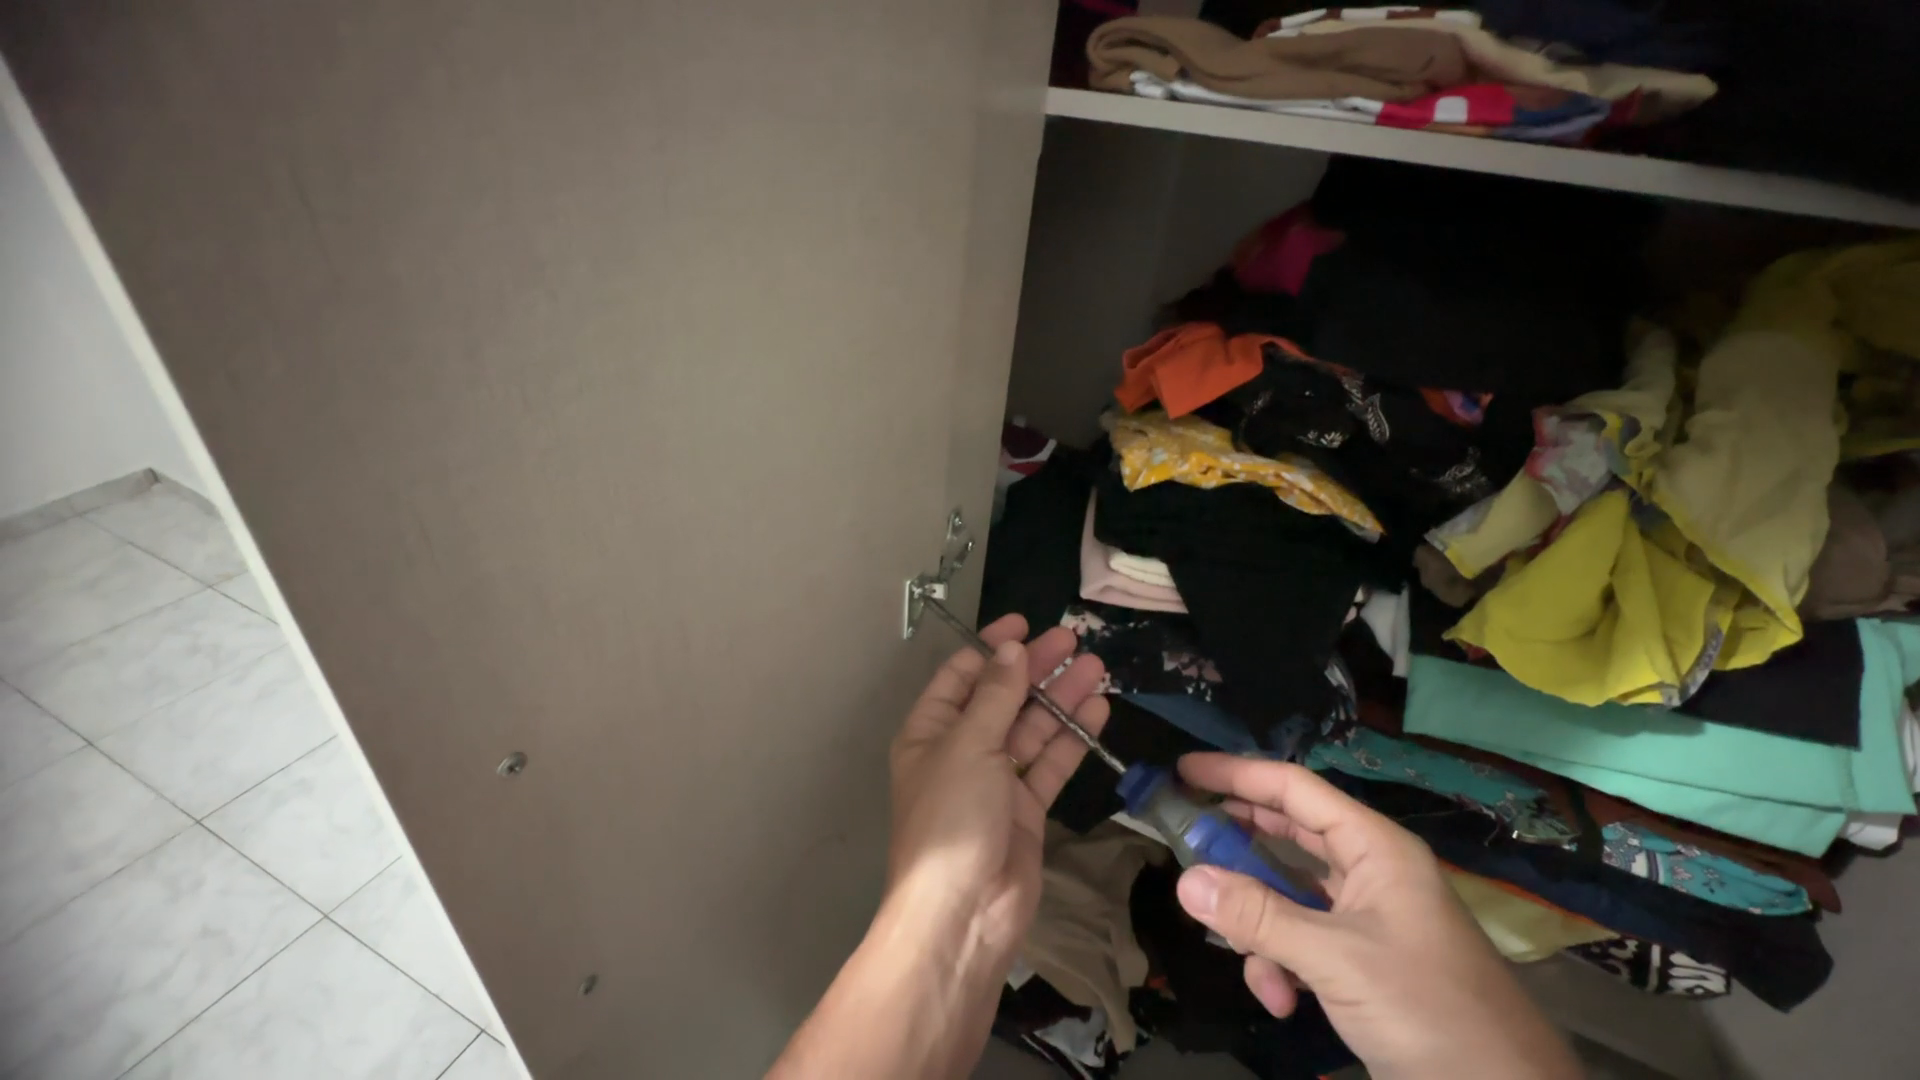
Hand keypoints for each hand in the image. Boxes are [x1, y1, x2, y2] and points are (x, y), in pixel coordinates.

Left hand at [766, 614, 1107, 1079]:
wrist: (963, 914)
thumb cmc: (952, 818)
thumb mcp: (968, 747)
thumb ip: (995, 697)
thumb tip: (1009, 649)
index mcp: (930, 732)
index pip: (962, 677)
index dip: (991, 648)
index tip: (1024, 624)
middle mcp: (961, 751)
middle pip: (1002, 698)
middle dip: (1034, 669)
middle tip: (1073, 639)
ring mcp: (994, 782)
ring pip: (1031, 729)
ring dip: (1060, 698)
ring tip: (1096, 666)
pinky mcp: (1025, 810)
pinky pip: (1049, 764)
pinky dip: (1072, 738)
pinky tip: (1097, 710)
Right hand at [1172, 755, 1579, 1079]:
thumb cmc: (1431, 1013)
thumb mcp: (1336, 960)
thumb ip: (1257, 917)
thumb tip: (1185, 882)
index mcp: (1374, 848)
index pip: (1293, 789)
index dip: (1236, 774)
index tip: (1183, 771)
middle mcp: (1368, 871)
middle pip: (1286, 836)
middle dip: (1237, 846)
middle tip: (1184, 839)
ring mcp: (1366, 918)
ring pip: (1286, 894)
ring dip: (1257, 925)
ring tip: (1244, 956)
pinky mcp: (1362, 961)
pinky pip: (1300, 940)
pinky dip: (1280, 964)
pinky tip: (1282, 1001)